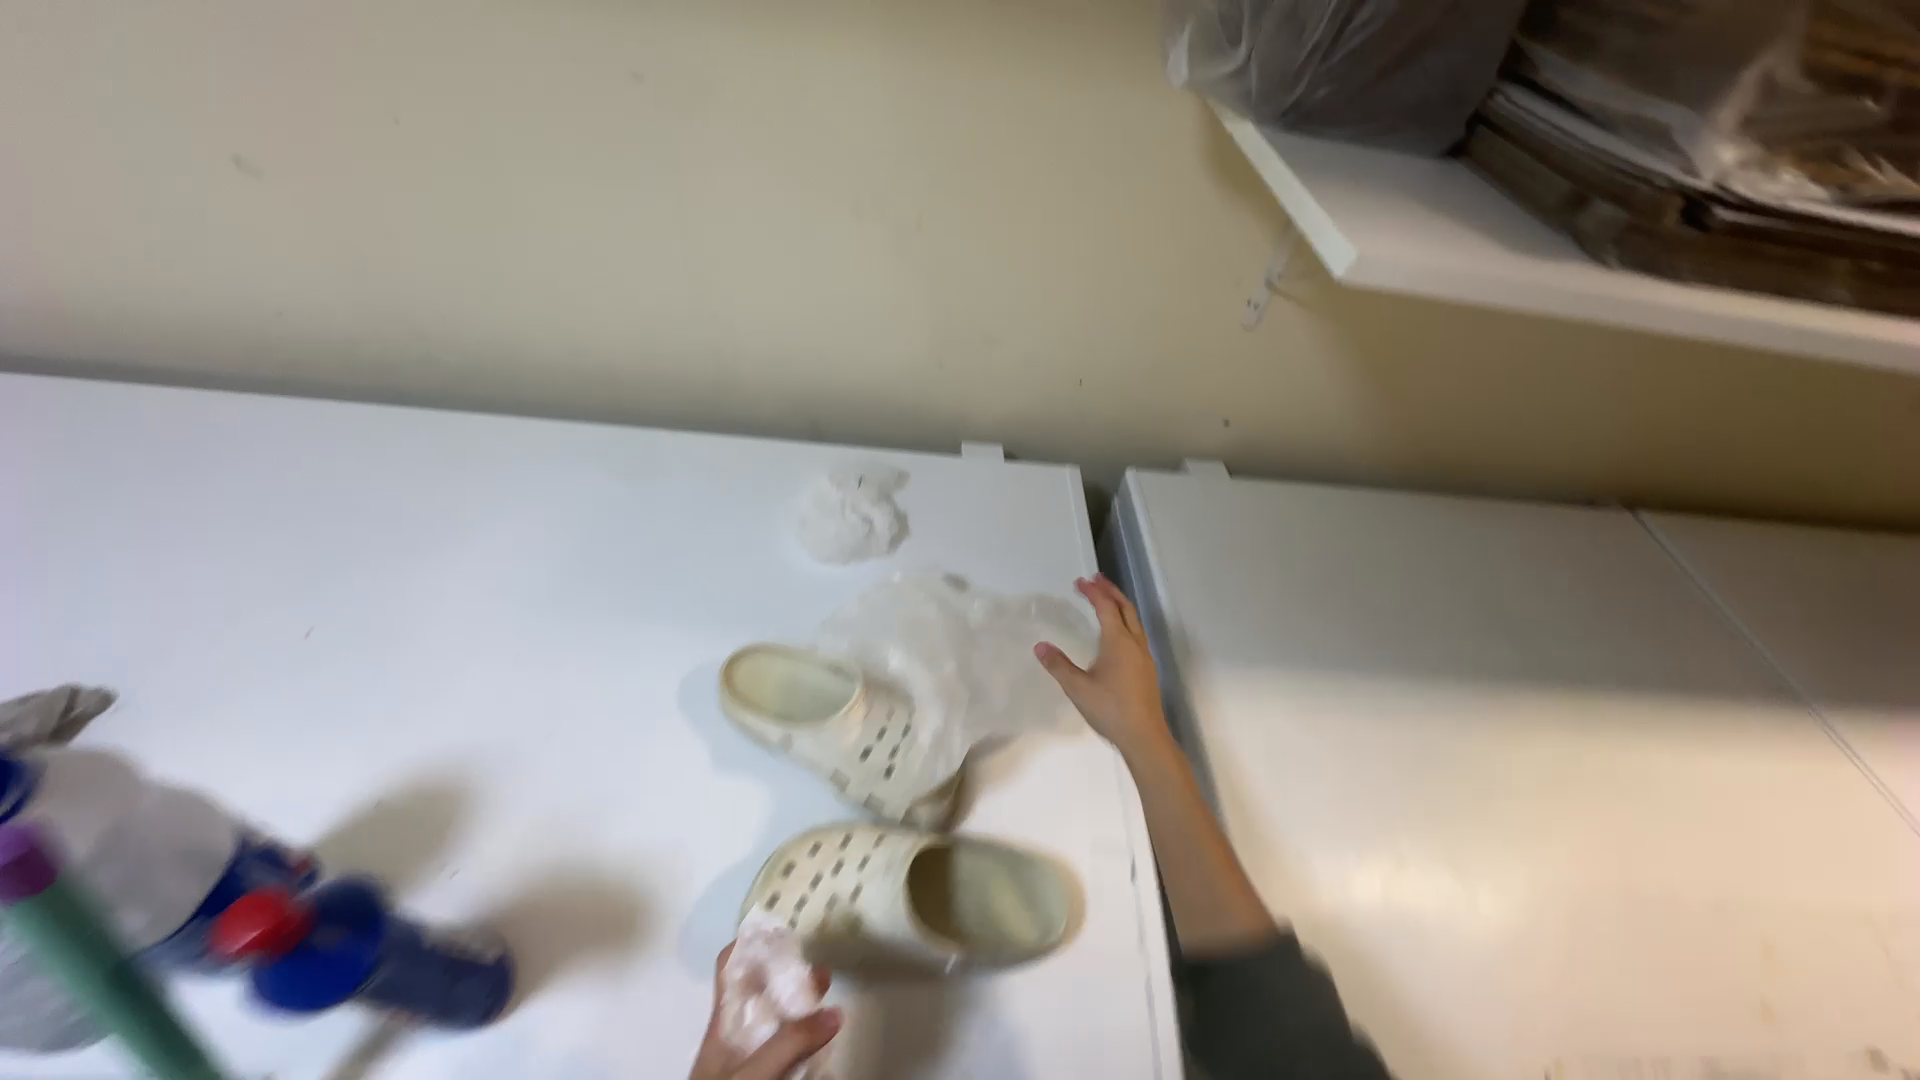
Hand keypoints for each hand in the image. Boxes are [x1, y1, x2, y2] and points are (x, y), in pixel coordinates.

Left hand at [688, 944, 840, 1079]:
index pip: (730, 968)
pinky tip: (823, 1045)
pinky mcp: (765, 1078)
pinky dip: (803, 1044)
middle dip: (792, 979)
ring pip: (776, 1025)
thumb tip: (836, 1011)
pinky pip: (786, 1054)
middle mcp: (734, 1037)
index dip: (752, 943)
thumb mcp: (752, 1073)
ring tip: (831, 1008)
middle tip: (823, 973)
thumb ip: (791, 1043)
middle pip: (762, 994)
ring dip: (801, 1013)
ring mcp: (748, 1061)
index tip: (783, 927)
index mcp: (723, 1023)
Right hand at [1036, 575, 1173, 759]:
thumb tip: (1040, 646)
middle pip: (1125, 608)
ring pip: (1135, 620)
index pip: (1105, 607)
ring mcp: (1144, 656)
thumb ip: (1059, 665)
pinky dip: (1126, 621)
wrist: (1144, 735)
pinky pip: (1137, 633)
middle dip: (1110, 590)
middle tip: (1096, 578)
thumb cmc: (1110, 709)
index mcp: (1118, 642)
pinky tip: (1118, 632)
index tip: (1080, 581)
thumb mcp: (1078, 688)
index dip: (1093, 592)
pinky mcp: (1147, 668)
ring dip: (1120, 605)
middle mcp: (1134, 643)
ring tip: (1107, 598)